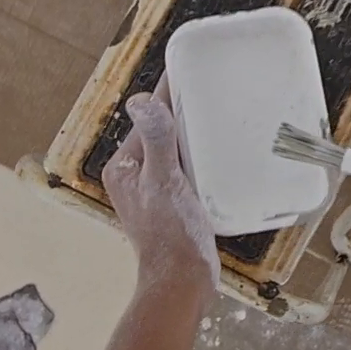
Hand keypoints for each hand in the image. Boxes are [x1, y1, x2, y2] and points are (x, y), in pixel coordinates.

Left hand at [101, 79, 219, 290]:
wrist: (183, 281)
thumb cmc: (171, 234)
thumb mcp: (164, 181)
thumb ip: (155, 140)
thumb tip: (142, 100)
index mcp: (126, 167)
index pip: (148, 118)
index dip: (168, 92)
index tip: (189, 68)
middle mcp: (136, 175)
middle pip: (162, 131)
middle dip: (184, 111)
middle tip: (215, 87)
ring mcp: (156, 190)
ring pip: (177, 149)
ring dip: (196, 133)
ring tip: (223, 113)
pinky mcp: (176, 202)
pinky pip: (189, 168)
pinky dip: (203, 156)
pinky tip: (224, 152)